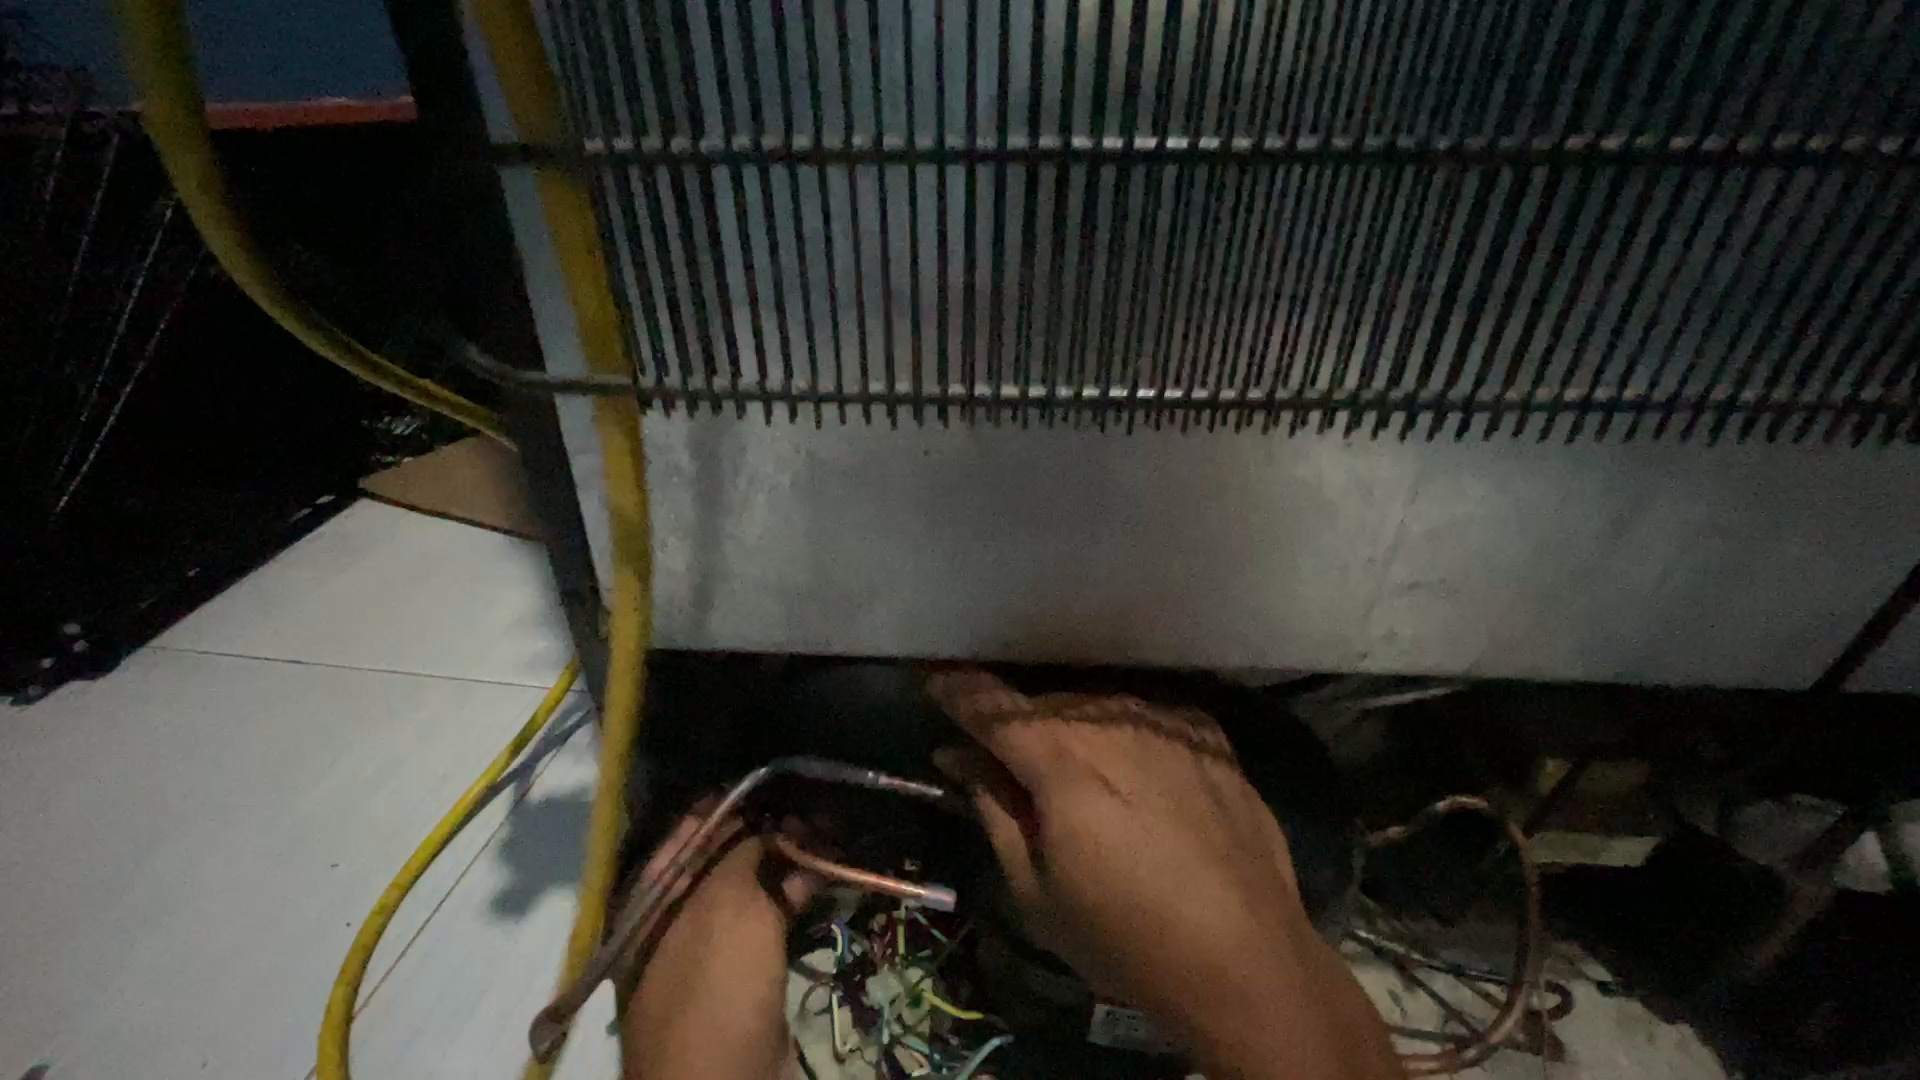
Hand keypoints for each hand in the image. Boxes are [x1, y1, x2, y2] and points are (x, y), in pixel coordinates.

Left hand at [621, 812, 816, 1079]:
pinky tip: (826, 874)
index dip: (735, 802)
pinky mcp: (742, 970)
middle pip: (724, 855)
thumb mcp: (729, 905)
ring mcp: (708, 944)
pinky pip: (768, 917)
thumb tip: (778, 823)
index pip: (692, 827)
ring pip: (752, 885)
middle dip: (770, 830)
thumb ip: (749, 851)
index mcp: (653, 893)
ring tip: (828, 835)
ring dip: (788, 860)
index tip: (778, 782)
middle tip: (813, 808)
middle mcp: (674, 912)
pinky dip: (795, 895)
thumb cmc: (715, 986)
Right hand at [927, 670, 1398, 1079]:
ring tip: (1074, 776)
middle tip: (1002, 758)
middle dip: (1014, 723)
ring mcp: (1167, 725)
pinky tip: (1132, 776)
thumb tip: (958, 755)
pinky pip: (1144, 719)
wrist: (1250, 962)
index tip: (934, 682)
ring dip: (1070, 729)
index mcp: (1062, 760)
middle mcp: (1112, 723)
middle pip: (1043, 705)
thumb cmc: (1125, 939)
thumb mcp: (1035, 891)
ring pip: (1095, 707)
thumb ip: (994, 808)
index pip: (992, 706)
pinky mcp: (1208, 738)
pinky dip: (1123, 736)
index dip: (957, 691)